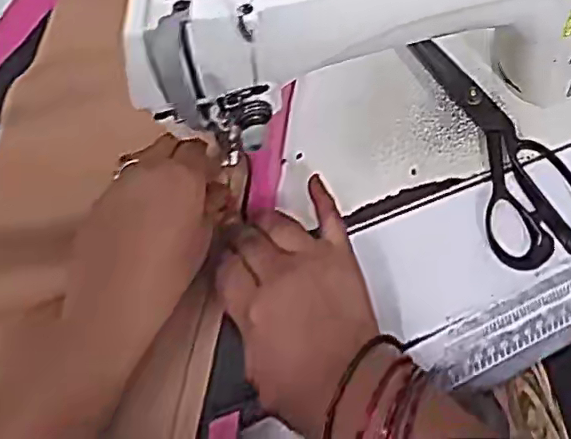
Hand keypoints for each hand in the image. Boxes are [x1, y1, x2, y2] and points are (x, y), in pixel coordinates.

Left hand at [0, 134, 232, 438]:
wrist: (108, 311)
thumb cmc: (168, 275)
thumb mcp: (204, 238)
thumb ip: (211, 204)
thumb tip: (215, 190)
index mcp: (181, 173)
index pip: (200, 147)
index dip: (209, 161)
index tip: (213, 178)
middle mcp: (148, 168)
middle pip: (171, 144)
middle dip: (184, 157)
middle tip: (192, 184)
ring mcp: (119, 183)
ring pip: (146, 161)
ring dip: (159, 171)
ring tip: (165, 201)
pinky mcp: (98, 202)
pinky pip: (125, 183)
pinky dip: (137, 190)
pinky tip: (140, 219)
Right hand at [216, 176, 379, 436]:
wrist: (351, 385)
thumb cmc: (309, 388)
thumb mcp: (255, 368)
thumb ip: (245, 327)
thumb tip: (244, 310)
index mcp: (252, 307)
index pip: (227, 268)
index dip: (221, 258)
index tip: (220, 253)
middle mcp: (279, 275)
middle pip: (249, 240)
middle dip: (237, 233)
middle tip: (234, 228)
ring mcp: (311, 259)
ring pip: (281, 223)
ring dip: (266, 217)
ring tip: (259, 214)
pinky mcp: (339, 253)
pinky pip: (329, 215)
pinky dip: (321, 196)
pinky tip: (314, 183)